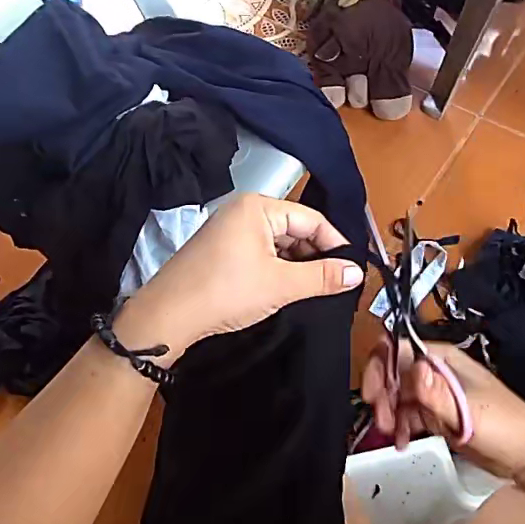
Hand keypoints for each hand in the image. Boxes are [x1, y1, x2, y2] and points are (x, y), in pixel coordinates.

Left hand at [114, 194, 363, 360]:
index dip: (335, 244)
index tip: (351, 268)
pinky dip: (277, 267)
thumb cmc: (222, 293)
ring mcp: (230, 229)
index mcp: (258, 207)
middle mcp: (243, 210)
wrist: (167, 316)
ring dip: (296, 264)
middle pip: (295, 228)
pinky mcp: (221, 248)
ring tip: (310, 288)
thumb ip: (323, 276)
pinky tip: (284, 288)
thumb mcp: (282, 285)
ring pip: (278, 242)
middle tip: (334, 281)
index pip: (312, 219)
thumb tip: (356, 273)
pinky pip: (261, 251)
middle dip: (315, 255)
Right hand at [361, 337, 524, 484]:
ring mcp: (438, 395)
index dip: (381, 366)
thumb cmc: (506, 426)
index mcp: (444, 360)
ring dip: (389, 412)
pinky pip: (409, 415)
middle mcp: (437, 372)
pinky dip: (400, 426)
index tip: (373, 392)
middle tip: (381, 418)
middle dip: (383, 393)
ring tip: (391, 433)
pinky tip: (402, 441)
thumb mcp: (469, 410)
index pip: (400, 350)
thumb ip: (437, 393)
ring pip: (399, 395)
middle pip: (395, 372)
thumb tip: (413, 370)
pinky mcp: (438, 416)